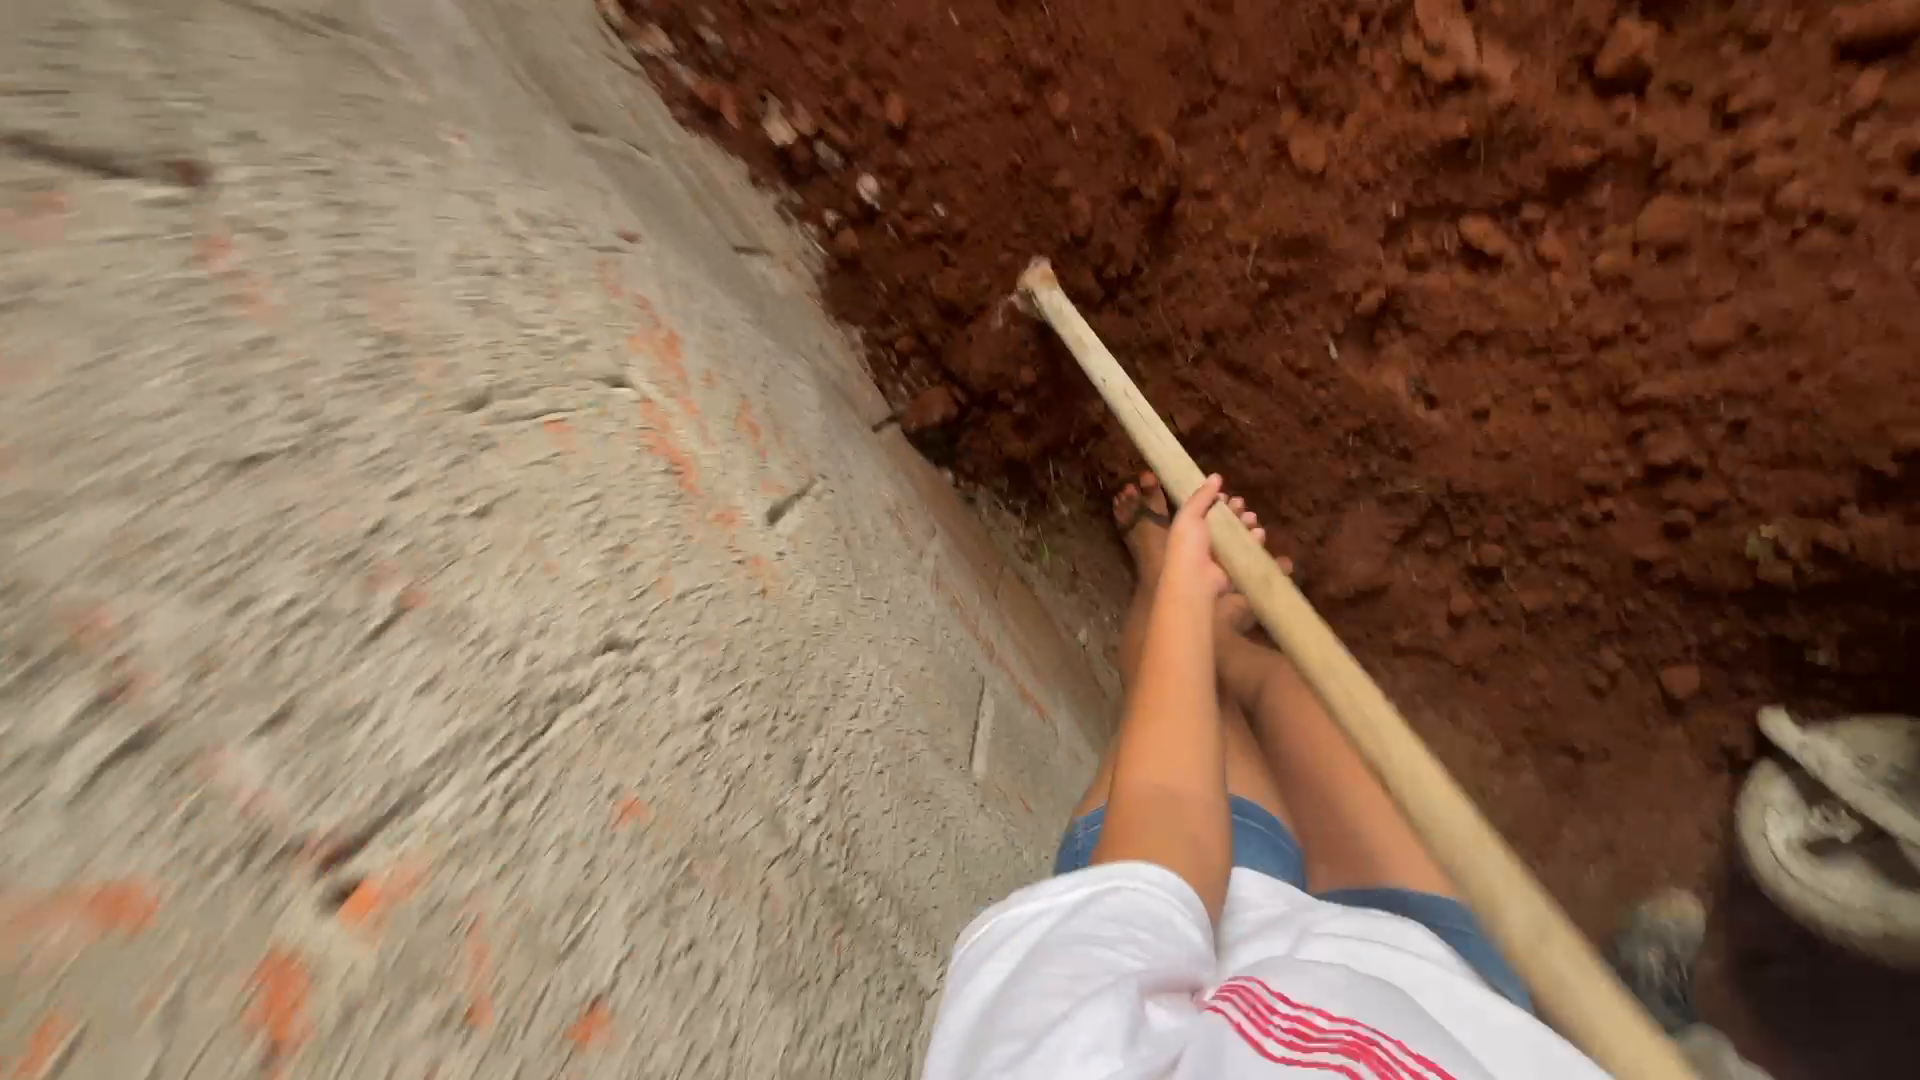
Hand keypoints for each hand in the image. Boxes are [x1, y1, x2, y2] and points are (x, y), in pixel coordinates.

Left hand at [1160, 473, 1263, 598]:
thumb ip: (1201, 496)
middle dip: (1235, 511)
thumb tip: (1215, 476)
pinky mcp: (1234, 567)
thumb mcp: (1189, 515)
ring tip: (1251, 520)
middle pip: (1225, 521)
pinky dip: (1254, 542)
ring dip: (1246, 524)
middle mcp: (1205, 541)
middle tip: (1242, 505)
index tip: (1226, 496)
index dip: (1218, 502)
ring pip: (1238, 535)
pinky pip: (1248, 551)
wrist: (1195, 579)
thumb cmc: (1188, 545)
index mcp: (1191, 528)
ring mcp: (1220, 555)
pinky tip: (1258, 534)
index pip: (1207, 510)